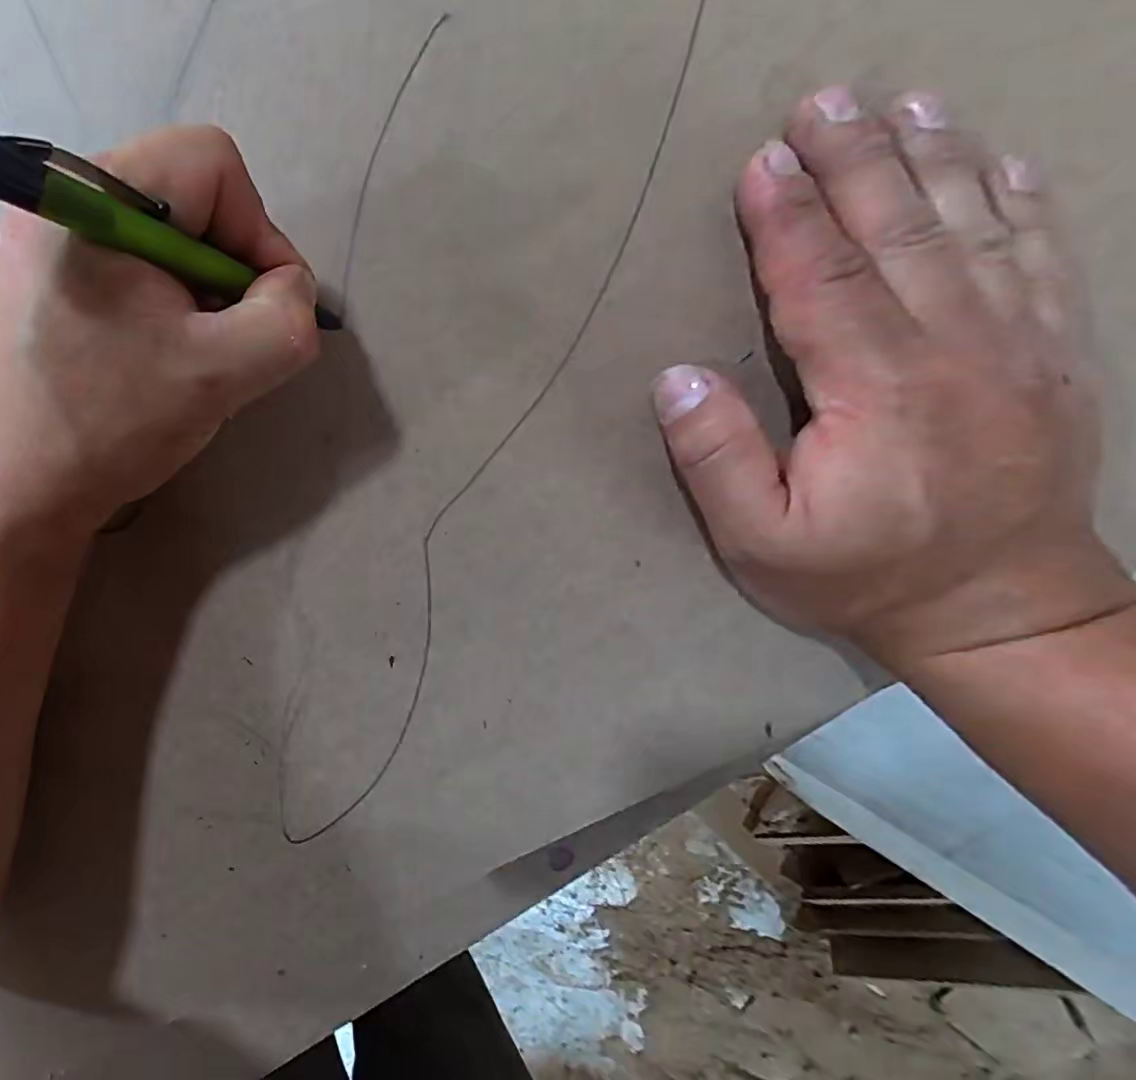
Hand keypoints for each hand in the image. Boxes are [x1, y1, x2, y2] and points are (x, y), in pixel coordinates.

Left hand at [0, 126, 322, 535]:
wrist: (24, 493)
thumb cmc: (113, 428)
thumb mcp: (222, 372)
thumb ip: (286, 317)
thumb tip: (288, 289)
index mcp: (86, 196)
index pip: (212, 165)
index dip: (257, 236)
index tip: (257, 310)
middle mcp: (52, 199)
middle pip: (185, 198)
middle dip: (220, 273)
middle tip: (215, 344)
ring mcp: (39, 241)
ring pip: (159, 238)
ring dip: (191, 297)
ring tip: (176, 359)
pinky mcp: (37, 280)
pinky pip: (125, 267)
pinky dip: (157, 307)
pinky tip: (146, 359)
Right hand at [654, 86, 1134, 669]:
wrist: (1001, 610)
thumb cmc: (857, 576)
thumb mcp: (757, 538)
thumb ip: (715, 459)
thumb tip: (676, 378)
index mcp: (880, 393)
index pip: (826, 284)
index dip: (788, 221)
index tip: (762, 163)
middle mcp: (960, 350)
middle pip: (902, 235)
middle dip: (856, 163)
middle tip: (823, 101)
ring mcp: (1019, 346)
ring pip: (976, 228)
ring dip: (931, 160)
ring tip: (900, 104)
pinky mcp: (1052, 354)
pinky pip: (1039, 255)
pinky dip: (1015, 197)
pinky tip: (993, 159)